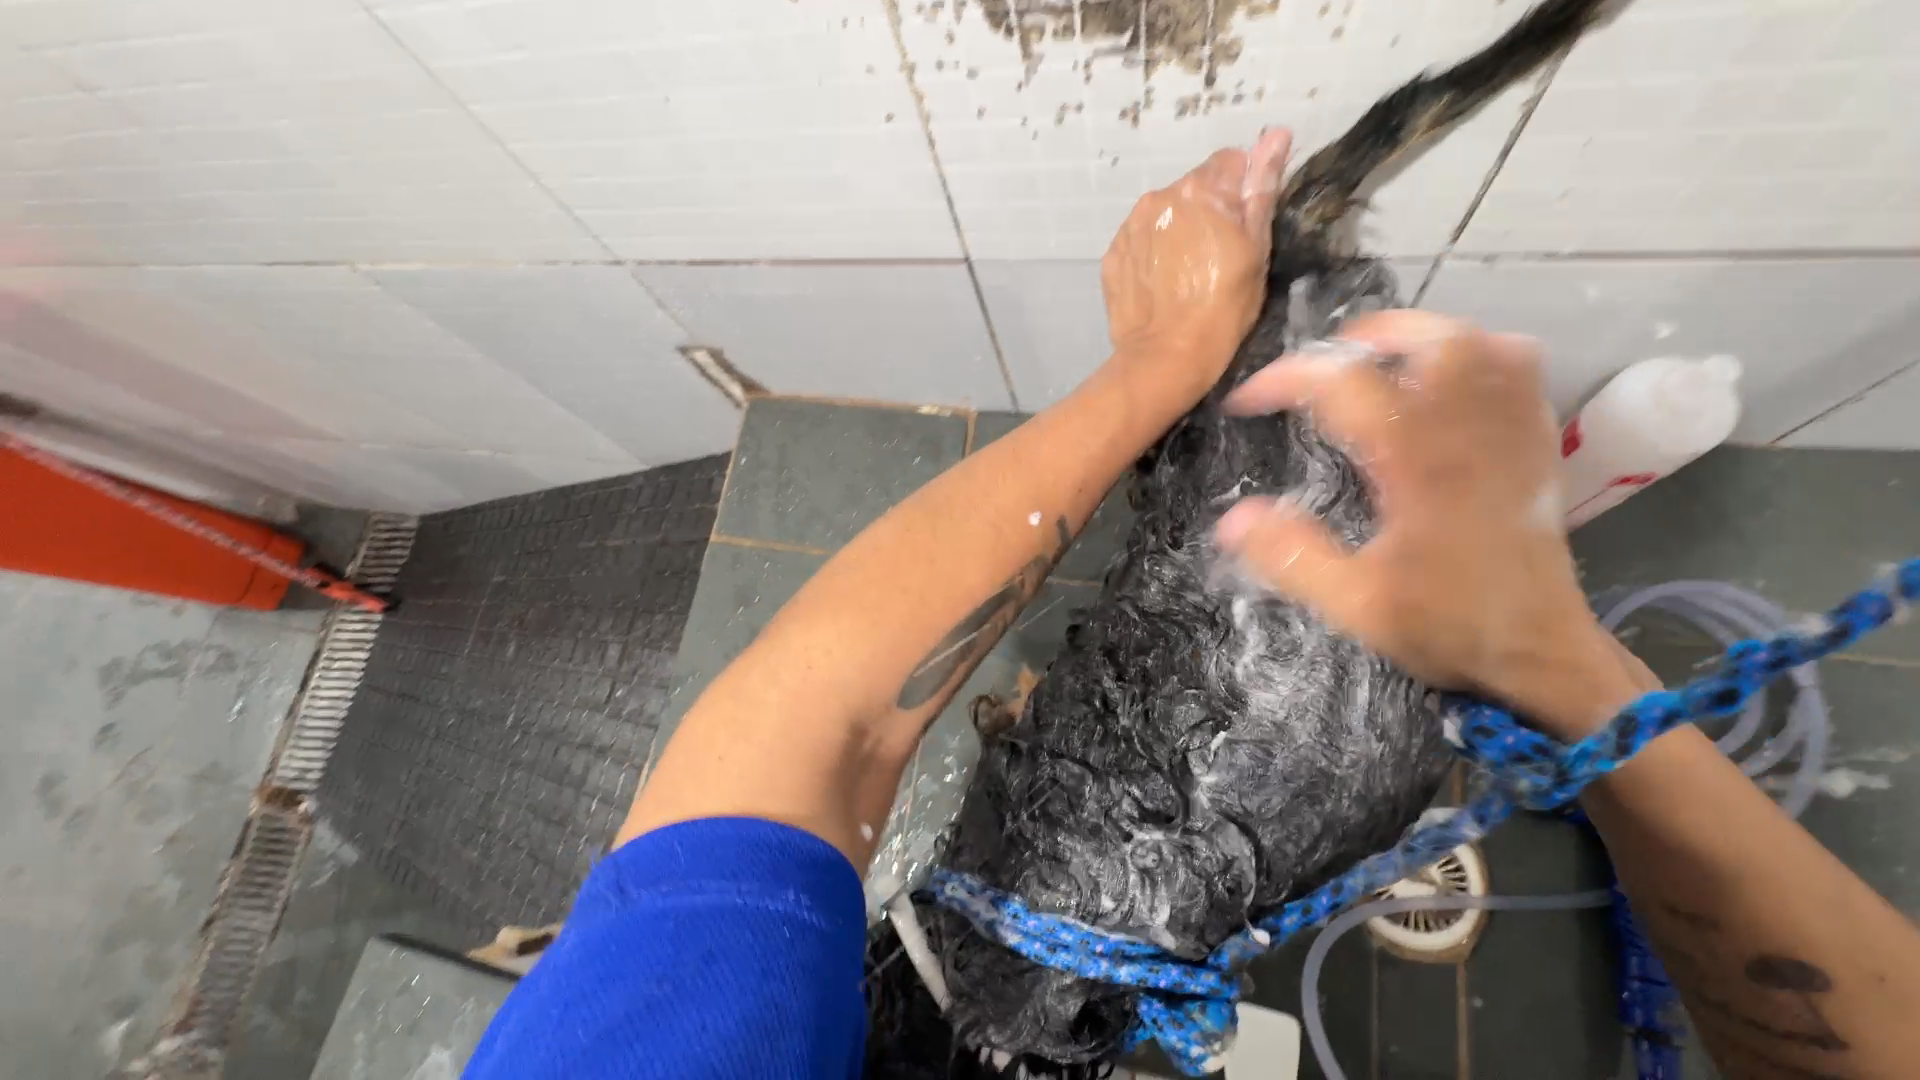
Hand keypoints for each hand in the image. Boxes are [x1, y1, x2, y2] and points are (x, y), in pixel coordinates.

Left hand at [1101, 127, 1292, 396]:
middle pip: (1194, 188)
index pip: (1230, 162)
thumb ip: (1262, 189)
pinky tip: (1163, 286)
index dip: (1242, 192)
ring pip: (1164, 215)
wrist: (1165, 358)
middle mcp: (1159, 198)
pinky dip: (1152, 255)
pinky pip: (1139, 242)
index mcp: (1200, 189)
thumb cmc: (1223, 310)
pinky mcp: (1112, 256)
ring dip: (1178, 233)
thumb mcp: (1256, 249)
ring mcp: (1130, 228)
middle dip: (1208, 212)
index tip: (1242, 228)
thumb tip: (1276, 135)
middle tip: (1217, 259)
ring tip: (1188, 276)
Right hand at [1214, 311, 1638, 737]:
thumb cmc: (1447, 626)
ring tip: (1374, 362)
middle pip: (1427, 339)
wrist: (1542, 654)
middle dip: (1360, 339)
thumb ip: (1291, 557)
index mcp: (1419, 464)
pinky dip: (1477, 355)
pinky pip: (1518, 370)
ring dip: (1417, 339)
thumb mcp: (1355, 603)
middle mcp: (1469, 434)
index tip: (1245, 403)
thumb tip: (1231, 518)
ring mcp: (1509, 434)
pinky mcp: (1533, 446)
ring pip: (1477, 343)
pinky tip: (1445, 381)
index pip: (1346, 385)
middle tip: (1317, 369)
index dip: (1285, 380)